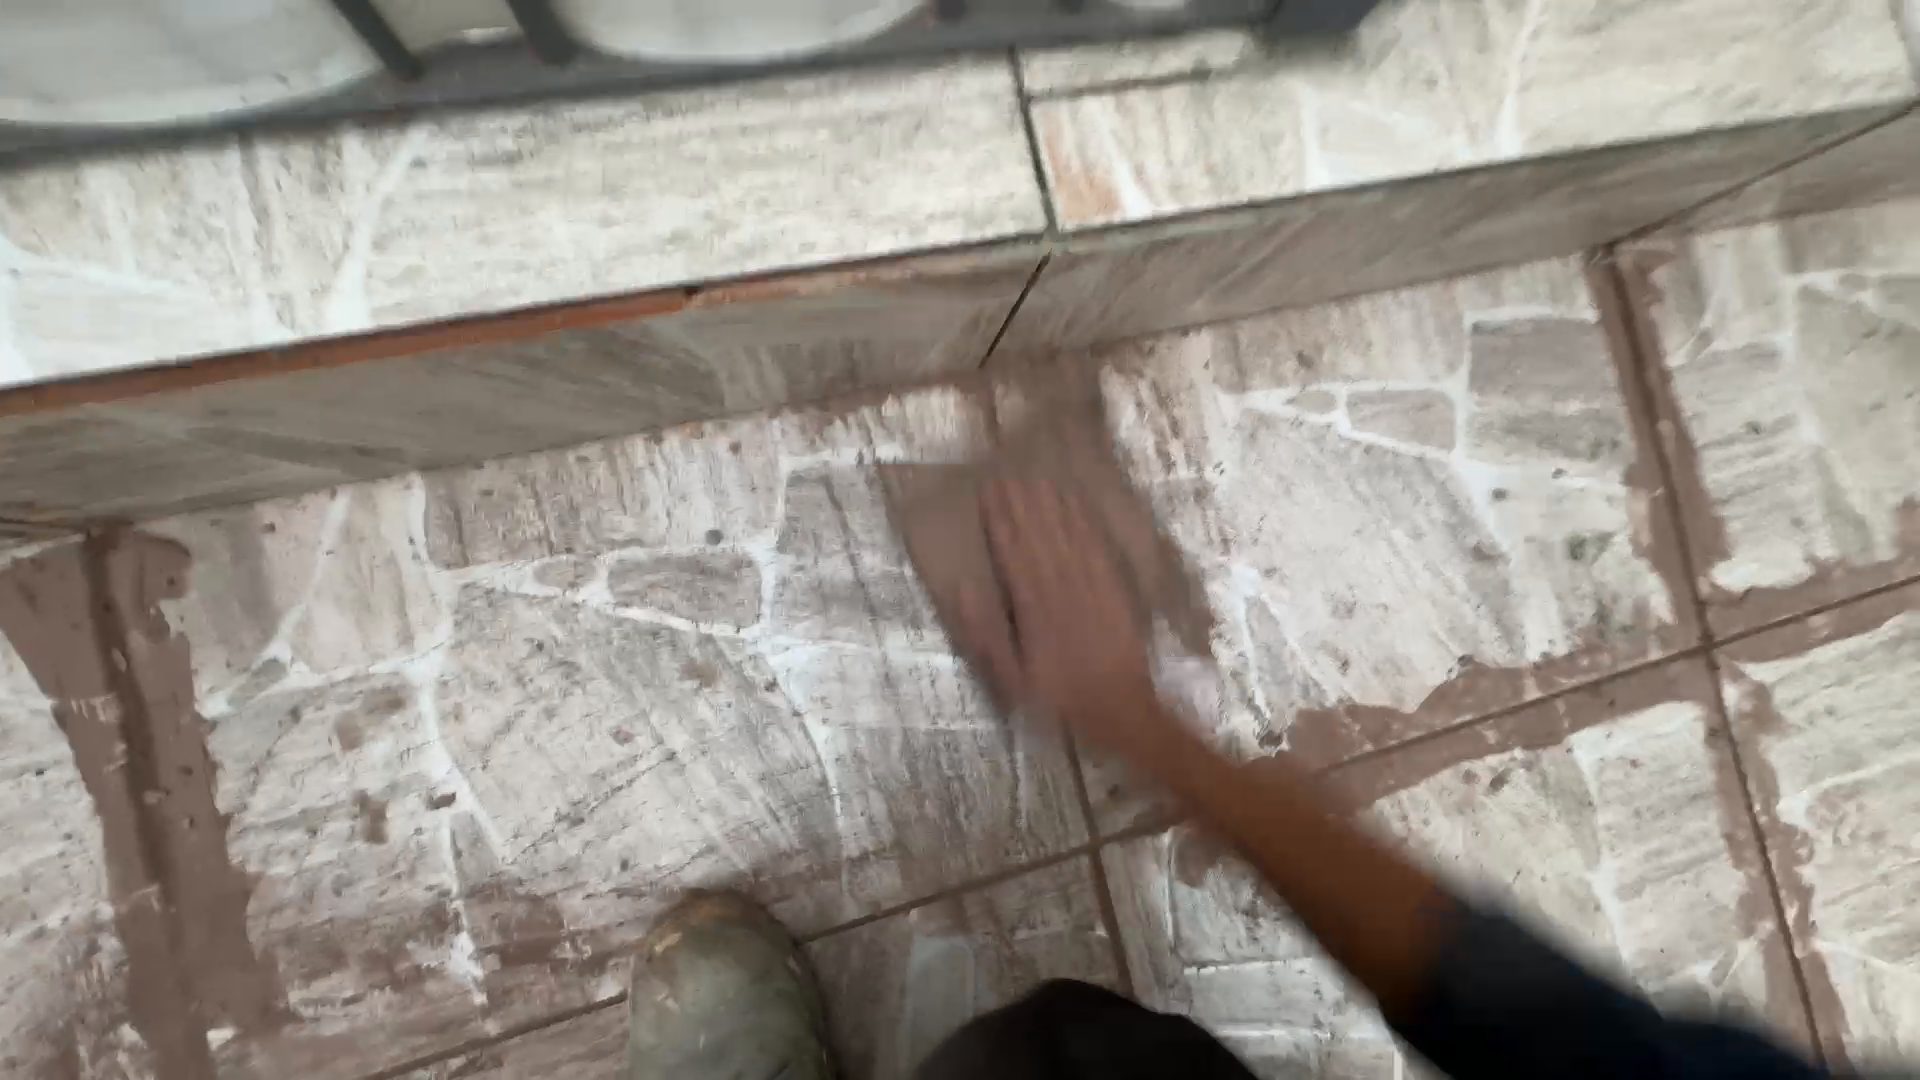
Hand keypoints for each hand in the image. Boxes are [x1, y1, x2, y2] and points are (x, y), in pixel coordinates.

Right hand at [979, 476, 1181, 761]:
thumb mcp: (1013, 680)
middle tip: (1009, 473)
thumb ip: (986, 636)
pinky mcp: (1114, 590)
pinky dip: (1085, 524)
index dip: (1000, 521)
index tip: (989, 493)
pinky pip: (1097, 549)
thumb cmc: (1060, 699)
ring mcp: (1090, 587)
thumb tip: (963, 592)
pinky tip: (1077, 505)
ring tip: (1037, 478)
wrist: (1121, 709)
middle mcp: (1061, 589)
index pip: (1012, 555)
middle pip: (1039, 538)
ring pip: (1067, 537)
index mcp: (1032, 610)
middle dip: (1023, 504)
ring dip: (1051, 506)